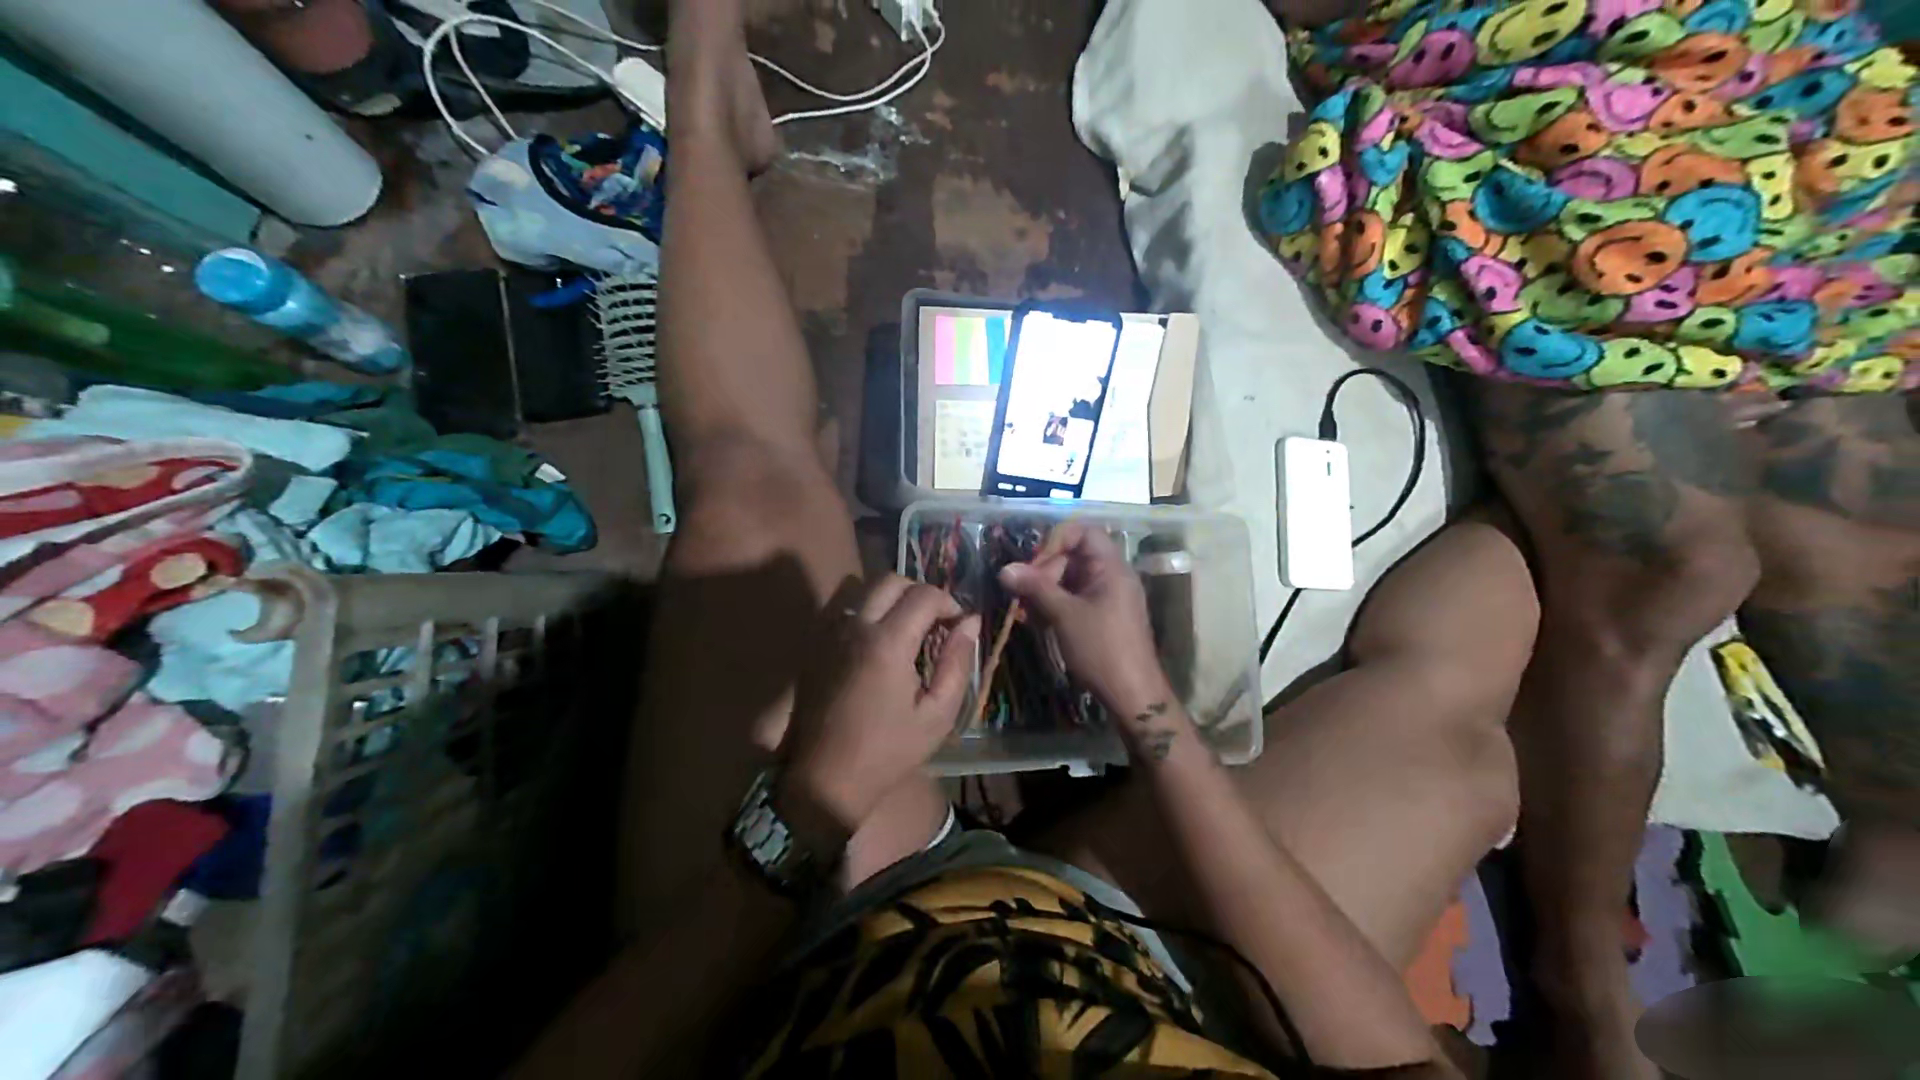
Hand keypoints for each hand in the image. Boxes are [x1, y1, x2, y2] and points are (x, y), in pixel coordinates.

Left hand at [780, 575, 978, 837]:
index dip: (949, 602)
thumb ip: (957, 663)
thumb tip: (971, 622)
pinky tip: (880, 646)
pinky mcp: (817, 646)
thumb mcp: (937, 715)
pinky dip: (869, 613)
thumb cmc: (888, 751)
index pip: (924, 595)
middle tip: (935, 622)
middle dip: (919, 593)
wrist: (825, 779)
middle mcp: (856, 626)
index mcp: (888, 642)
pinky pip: (847, 611)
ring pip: (865, 590)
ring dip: (892, 600)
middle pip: (891, 580)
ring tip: (908, 631)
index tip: (958, 625)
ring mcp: (831, 634)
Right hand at [996, 524, 1173, 723]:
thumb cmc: (1102, 649)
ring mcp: (1108, 597)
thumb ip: (1035, 588)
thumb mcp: (1064, 615)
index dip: (1056, 540)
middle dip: (1045, 570)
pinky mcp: (1102, 616)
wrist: (1132, 695)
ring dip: (1045, 590)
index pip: (1084, 532)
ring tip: (1025, 610)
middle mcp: (1112, 576)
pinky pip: (1075, 598)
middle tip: (1024, 593)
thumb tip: (1004, 569)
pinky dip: (1055, 605)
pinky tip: (1037, 621)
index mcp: (1112, 568)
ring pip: (1070, 579)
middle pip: (1073, 555)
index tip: (1034, 564)